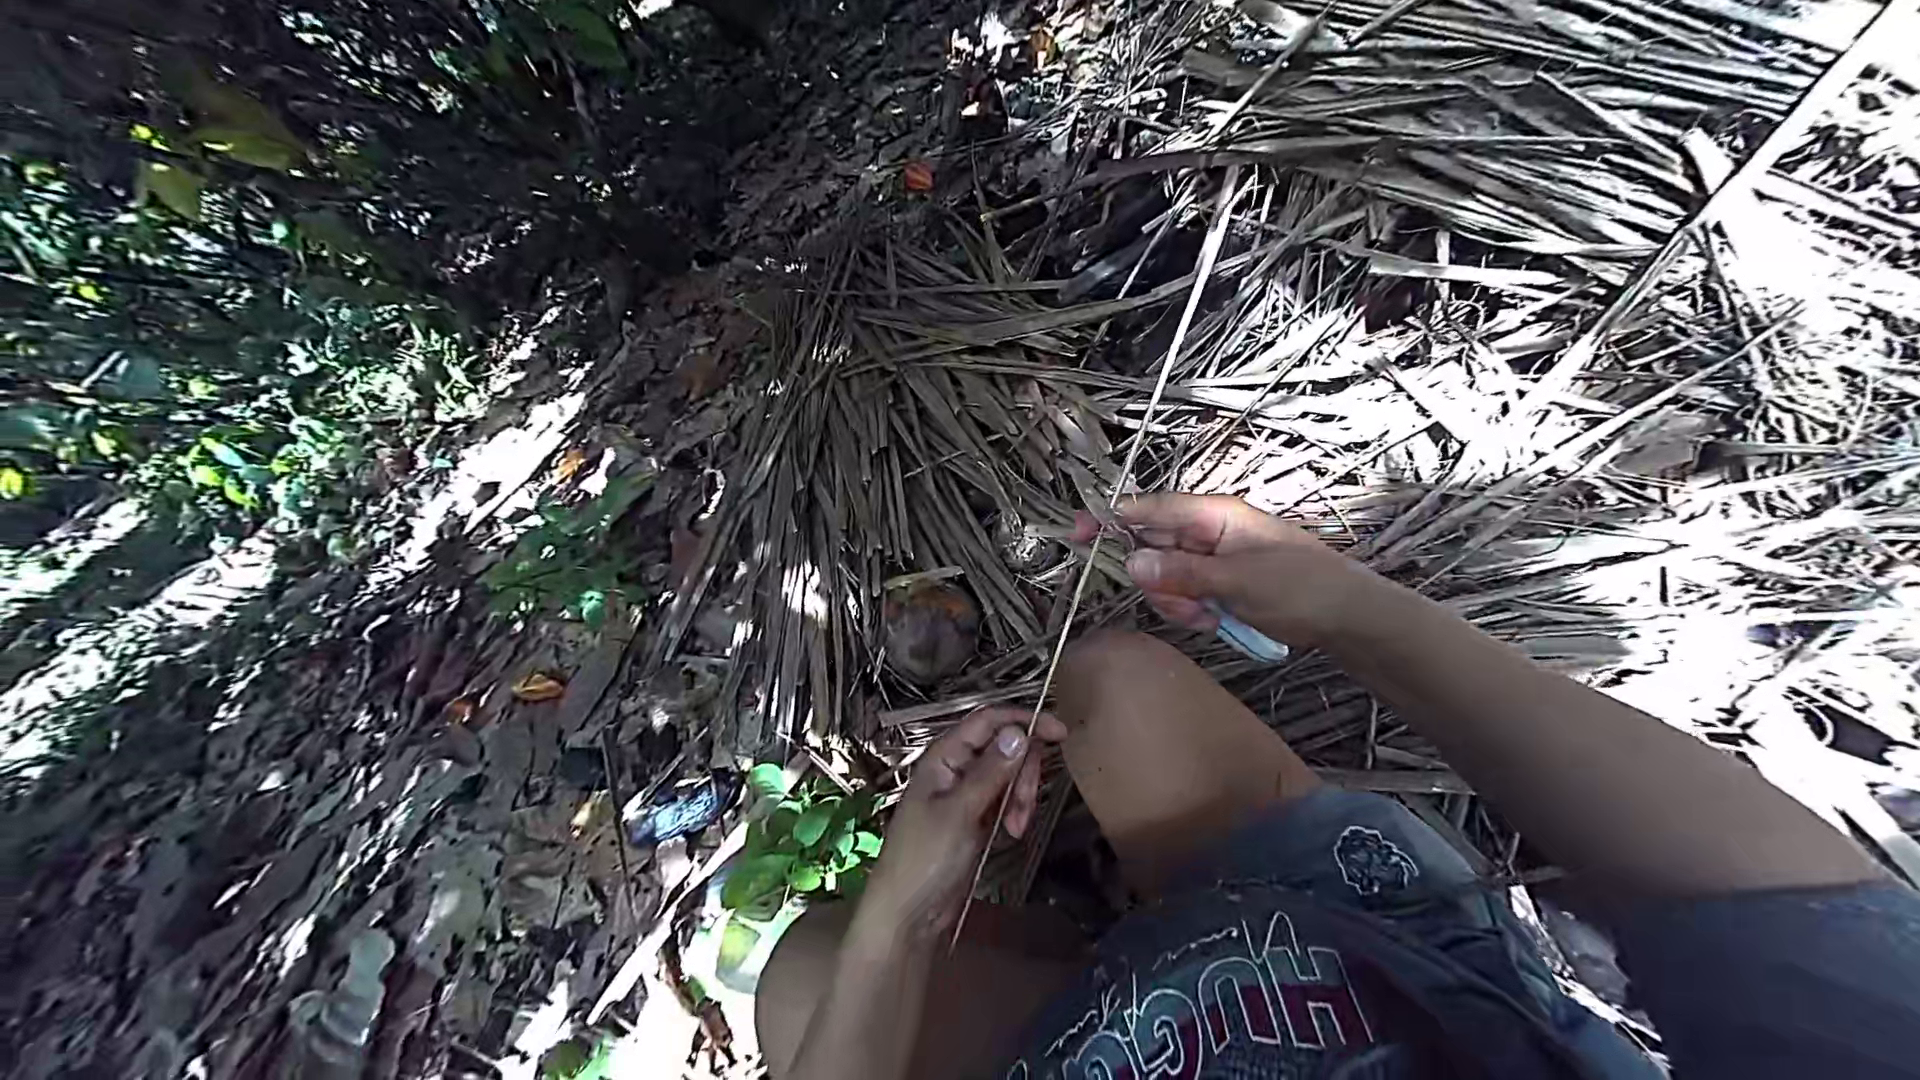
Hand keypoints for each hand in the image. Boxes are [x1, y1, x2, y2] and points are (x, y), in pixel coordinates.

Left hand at [859, 707, 1068, 943]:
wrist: (908, 915)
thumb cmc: (923, 860)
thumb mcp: (959, 812)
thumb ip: (990, 771)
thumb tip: (1018, 732)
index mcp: (944, 756)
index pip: (988, 721)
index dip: (1023, 720)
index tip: (1059, 732)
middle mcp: (956, 767)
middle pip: (1005, 747)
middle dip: (1023, 772)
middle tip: (1025, 805)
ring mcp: (967, 792)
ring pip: (1009, 774)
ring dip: (1021, 796)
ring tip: (1016, 828)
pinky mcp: (976, 816)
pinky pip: (1006, 799)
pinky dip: (1015, 812)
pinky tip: (1012, 833)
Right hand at [1073, 493, 1385, 648]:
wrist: (1349, 618)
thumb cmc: (1303, 587)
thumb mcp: (1240, 580)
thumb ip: (1182, 572)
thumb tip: (1131, 563)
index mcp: (1212, 515)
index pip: (1149, 509)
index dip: (1111, 518)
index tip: (1078, 531)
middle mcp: (1205, 531)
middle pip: (1150, 548)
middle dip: (1158, 581)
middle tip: (1185, 605)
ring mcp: (1208, 557)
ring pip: (1162, 576)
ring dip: (1176, 601)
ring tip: (1209, 616)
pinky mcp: (1213, 581)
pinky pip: (1180, 593)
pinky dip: (1189, 610)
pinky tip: (1215, 619)